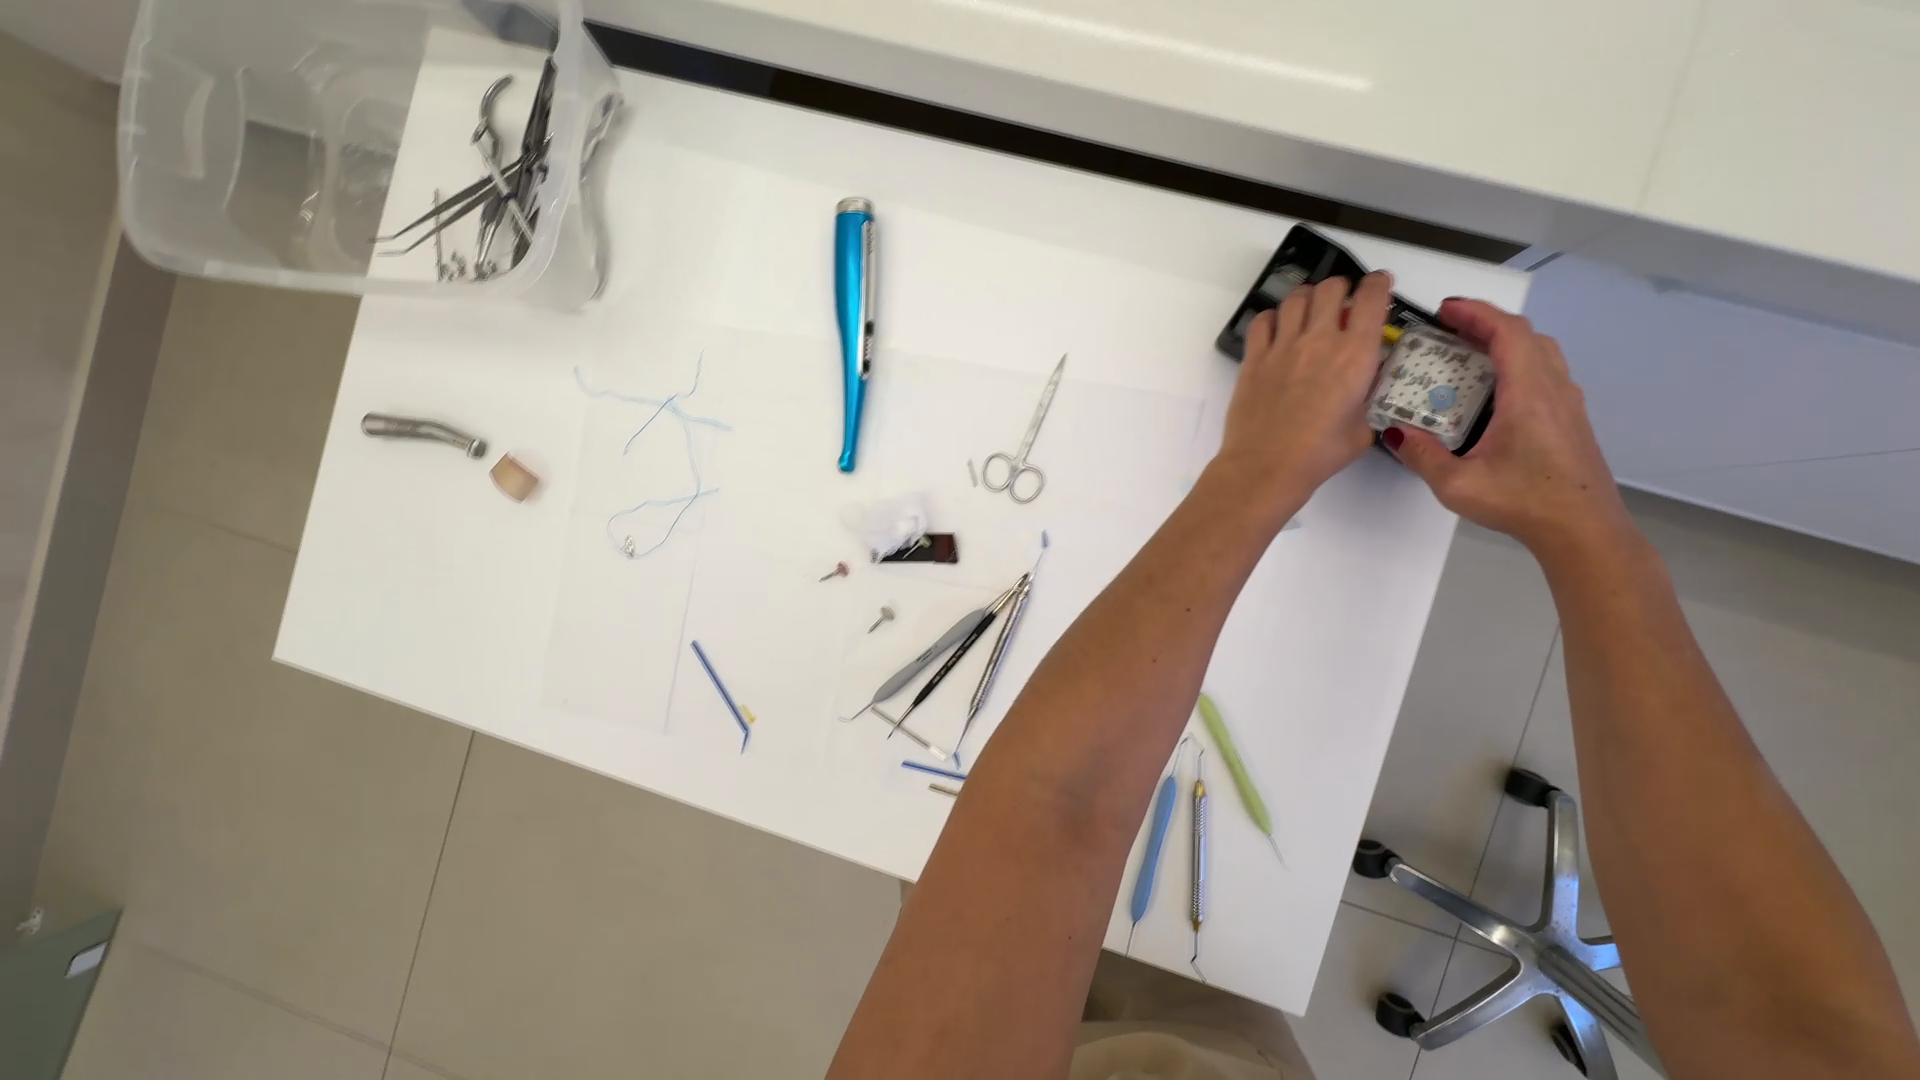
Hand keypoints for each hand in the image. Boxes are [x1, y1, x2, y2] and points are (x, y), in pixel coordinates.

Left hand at [1215, 272, 1394, 511]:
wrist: (1266, 466)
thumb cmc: (1320, 453)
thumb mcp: (1365, 427)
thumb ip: (1370, 397)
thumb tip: (1366, 385)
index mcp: (1355, 354)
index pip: (1372, 297)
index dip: (1379, 284)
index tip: (1380, 285)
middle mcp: (1319, 341)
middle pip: (1330, 288)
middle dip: (1340, 289)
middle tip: (1342, 304)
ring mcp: (1282, 347)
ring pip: (1295, 299)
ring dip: (1307, 299)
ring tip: (1309, 313)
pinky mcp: (1253, 359)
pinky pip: (1262, 321)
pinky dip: (1273, 318)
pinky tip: (1277, 330)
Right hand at [1383, 299, 1633, 557]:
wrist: (1583, 529)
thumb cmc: (1523, 502)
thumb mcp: (1457, 484)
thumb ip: (1422, 454)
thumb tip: (1394, 432)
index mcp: (1528, 394)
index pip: (1507, 333)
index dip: (1476, 313)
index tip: (1445, 309)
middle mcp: (1554, 389)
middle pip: (1526, 336)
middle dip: (1486, 324)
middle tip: (1449, 329)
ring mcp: (1568, 403)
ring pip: (1540, 353)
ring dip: (1505, 342)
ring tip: (1468, 353)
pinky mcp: (1571, 420)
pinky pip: (1545, 373)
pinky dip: (1517, 363)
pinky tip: (1494, 389)